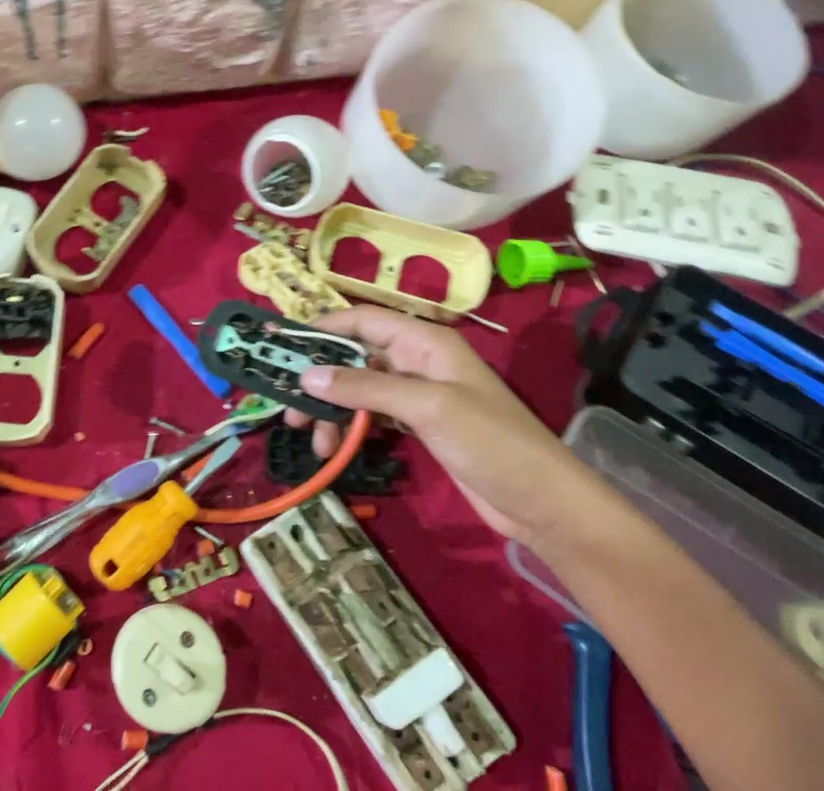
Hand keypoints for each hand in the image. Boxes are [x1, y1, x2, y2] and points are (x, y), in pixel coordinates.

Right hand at [285, 307, 603, 545]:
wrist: (542, 502)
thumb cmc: (491, 442)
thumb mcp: (427, 408)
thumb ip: (366, 388)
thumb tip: (306, 376)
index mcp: (426, 342)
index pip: (363, 320)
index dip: (322, 327)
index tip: (281, 343)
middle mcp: (418, 361)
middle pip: (355, 357)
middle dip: (319, 378)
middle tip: (287, 406)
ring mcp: (419, 395)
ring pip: (359, 390)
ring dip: (331, 410)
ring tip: (310, 438)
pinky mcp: (419, 426)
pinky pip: (372, 416)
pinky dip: (350, 427)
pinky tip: (334, 446)